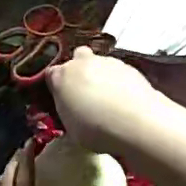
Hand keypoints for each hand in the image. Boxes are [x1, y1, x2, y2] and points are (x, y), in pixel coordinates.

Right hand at [45, 47, 163, 152]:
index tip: (61, 98)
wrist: (135, 122)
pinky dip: (119, 81)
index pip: (51, 74)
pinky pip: (118, 72)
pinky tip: (123, 100)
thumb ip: (66, 109)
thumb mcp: (69, 126)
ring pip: (100, 64)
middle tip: (84, 92)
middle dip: (79, 70)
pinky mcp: (130, 66)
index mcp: (61, 76)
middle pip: (77, 58)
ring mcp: (108, 62)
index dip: (56, 86)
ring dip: (100, 76)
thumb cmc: (94, 128)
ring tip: (107, 101)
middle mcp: (82, 62)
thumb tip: (70, 106)